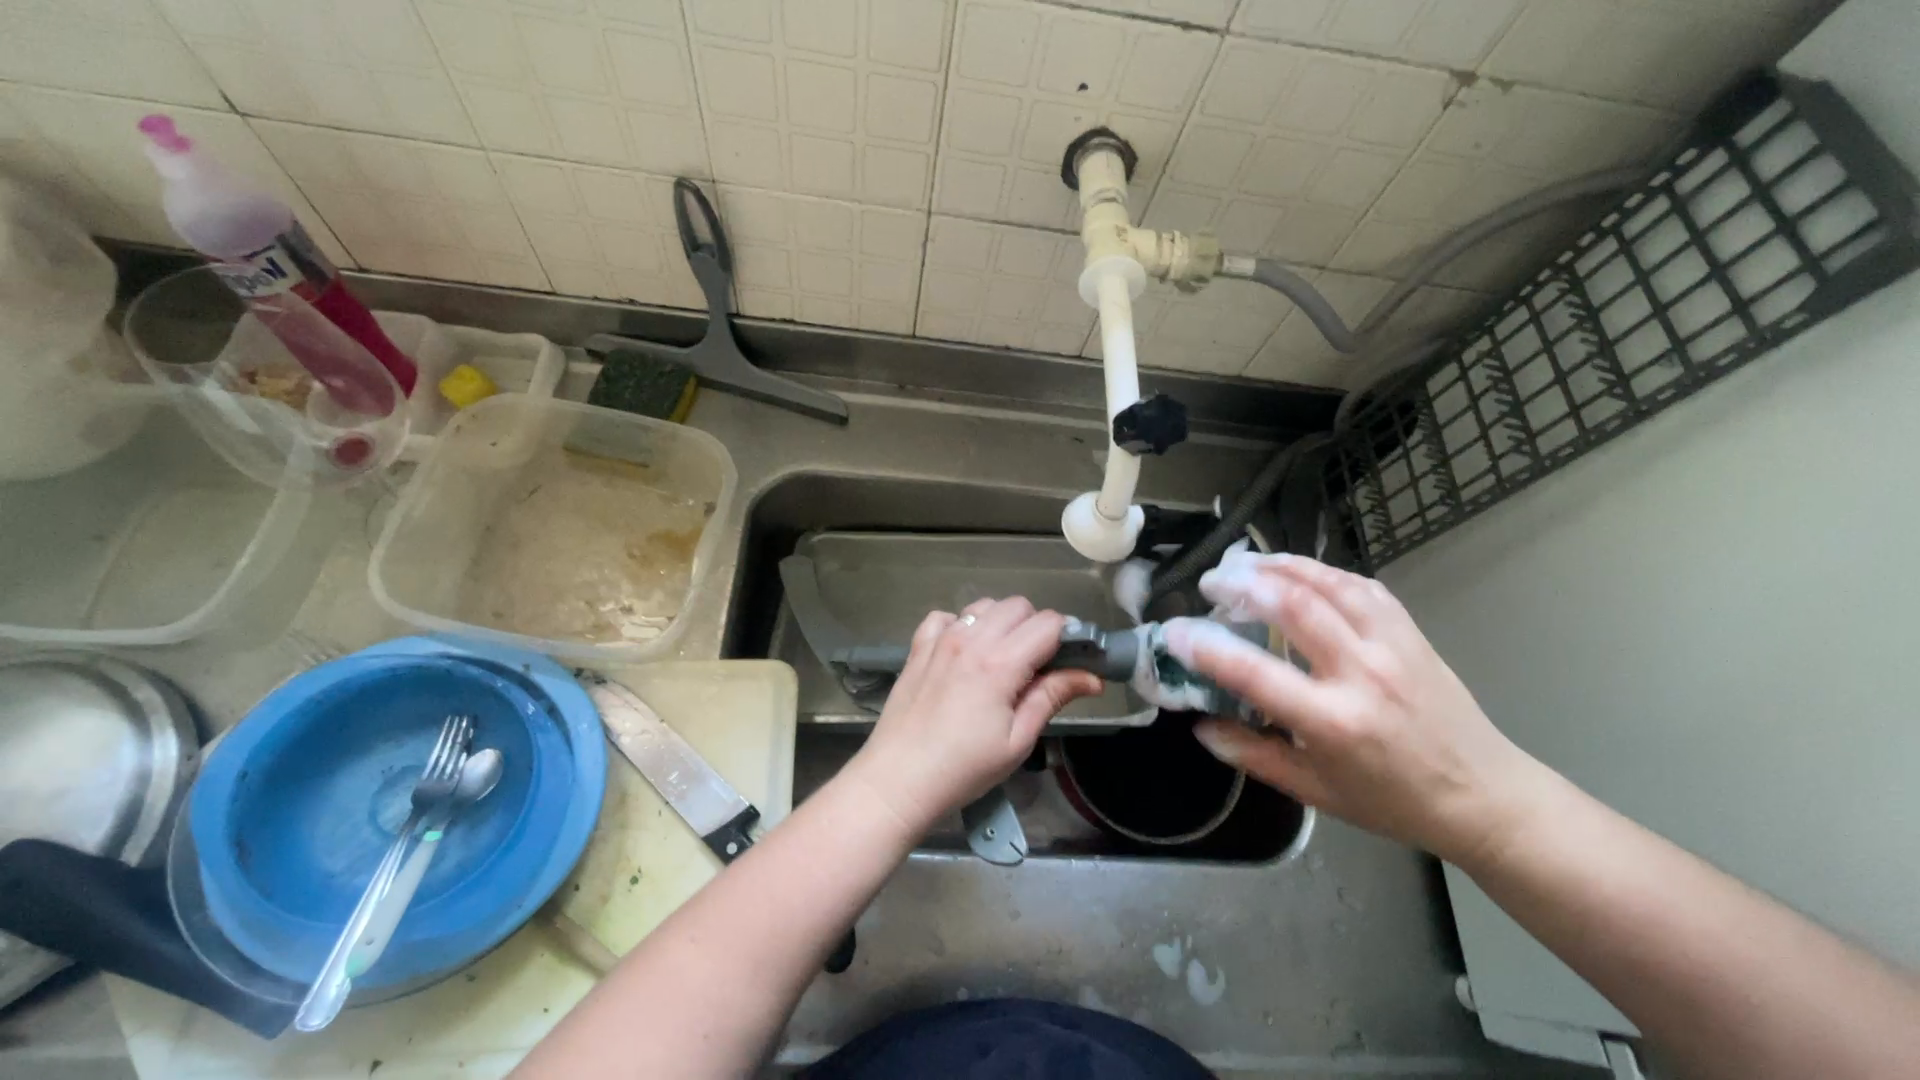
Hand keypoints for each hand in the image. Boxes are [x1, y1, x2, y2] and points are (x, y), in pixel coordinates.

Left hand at [842, 598, 1102, 837]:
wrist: (898, 780)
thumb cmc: (964, 768)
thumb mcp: (1018, 740)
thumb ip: (1052, 697)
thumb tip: (1092, 677)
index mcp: (1000, 663)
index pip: (1048, 623)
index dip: (1066, 637)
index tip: (1070, 661)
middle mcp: (970, 640)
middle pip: (1017, 606)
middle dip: (1035, 627)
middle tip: (1036, 665)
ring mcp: (940, 640)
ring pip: (982, 606)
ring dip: (1000, 623)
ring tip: (1000, 659)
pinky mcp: (918, 649)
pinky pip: (944, 617)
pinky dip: (960, 625)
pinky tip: (963, 653)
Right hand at [1164, 552, 1556, 865]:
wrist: (1484, 796)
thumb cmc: (1393, 802)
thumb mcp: (1315, 791)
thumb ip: (1255, 756)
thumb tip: (1202, 727)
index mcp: (1334, 722)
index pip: (1256, 673)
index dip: (1207, 647)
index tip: (1174, 631)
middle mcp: (1363, 674)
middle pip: (1297, 607)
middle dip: (1244, 584)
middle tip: (1210, 582)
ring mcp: (1393, 647)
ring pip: (1331, 585)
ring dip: (1282, 566)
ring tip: (1246, 564)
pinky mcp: (1411, 634)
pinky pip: (1363, 588)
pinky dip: (1324, 573)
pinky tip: (1300, 573)